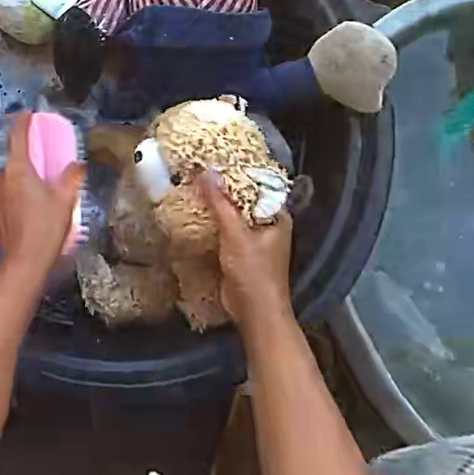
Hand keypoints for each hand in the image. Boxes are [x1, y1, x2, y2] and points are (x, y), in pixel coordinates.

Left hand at [0, 112, 83, 274]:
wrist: (24, 264)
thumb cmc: (46, 227)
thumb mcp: (65, 199)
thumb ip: (71, 176)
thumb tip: (76, 164)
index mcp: (18, 169)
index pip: (16, 136)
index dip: (22, 121)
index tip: (27, 112)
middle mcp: (0, 178)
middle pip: (9, 156)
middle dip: (22, 151)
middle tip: (37, 151)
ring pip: (5, 176)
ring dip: (17, 173)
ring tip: (34, 180)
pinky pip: (2, 193)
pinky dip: (12, 191)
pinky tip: (25, 202)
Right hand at [200, 169, 293, 327]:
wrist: (256, 315)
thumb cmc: (253, 272)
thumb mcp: (235, 234)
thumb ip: (220, 203)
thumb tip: (206, 171)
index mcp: (278, 215)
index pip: (259, 183)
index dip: (238, 171)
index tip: (215, 159)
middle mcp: (270, 224)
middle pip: (245, 198)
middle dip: (225, 188)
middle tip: (200, 170)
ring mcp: (257, 239)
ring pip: (235, 214)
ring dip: (218, 205)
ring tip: (196, 187)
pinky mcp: (243, 252)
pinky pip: (228, 229)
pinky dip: (216, 222)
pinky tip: (198, 214)